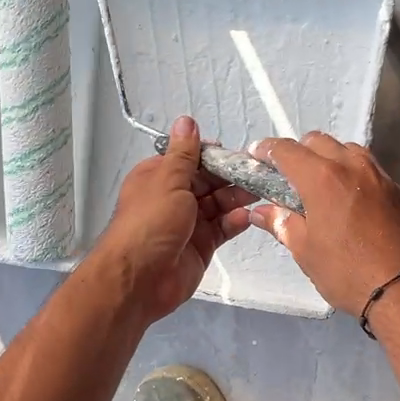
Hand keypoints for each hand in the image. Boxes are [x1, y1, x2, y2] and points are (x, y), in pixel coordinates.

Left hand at [92, 116, 254, 321]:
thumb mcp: (168, 181)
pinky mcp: (201, 246)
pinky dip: (235, 222)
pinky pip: (222, 229)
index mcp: (158, 177)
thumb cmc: (150, 223)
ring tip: (260, 192)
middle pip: (208, 181)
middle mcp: (173, 198)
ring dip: (237, 198)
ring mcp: (188, 223)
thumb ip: (184, 154)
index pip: (191, 159)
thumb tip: (186, 121)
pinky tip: (247, 217)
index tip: (239, 154)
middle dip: (232, 177)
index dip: (214, 155)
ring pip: (218, 204)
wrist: (139, 279)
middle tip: (260, 173)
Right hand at [247, 133, 399, 314]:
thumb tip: (262, 211)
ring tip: (326, 187)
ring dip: (333, 160)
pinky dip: (358, 180)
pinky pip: (375, 174)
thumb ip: (282, 224)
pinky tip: (358, 206)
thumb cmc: (347, 273)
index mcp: (323, 178)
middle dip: (300, 152)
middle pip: (319, 142)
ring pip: (351, 152)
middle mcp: (353, 166)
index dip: (266, 150)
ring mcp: (383, 177)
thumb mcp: (305, 251)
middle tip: (291, 178)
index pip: (286, 150)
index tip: (257, 156)